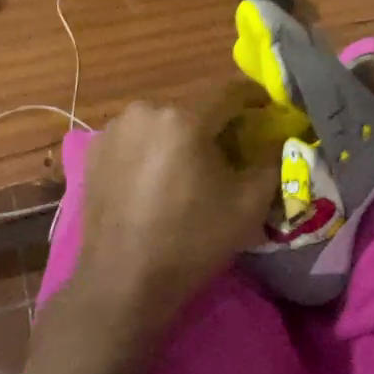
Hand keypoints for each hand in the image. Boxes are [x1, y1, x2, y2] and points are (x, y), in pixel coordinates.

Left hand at [71, 102, 279, 332]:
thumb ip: (272, 161)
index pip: (229, 91)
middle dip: (216, 123)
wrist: (122, 283)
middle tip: (233, 149)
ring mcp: (114, 128)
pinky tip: (158, 180)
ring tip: (192, 168)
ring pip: (163, 121)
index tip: (269, 109)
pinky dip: (153, 149)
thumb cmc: (190, 241)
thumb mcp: (248, 205)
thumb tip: (278, 140)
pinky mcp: (95, 150)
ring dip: (182, 135)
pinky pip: (137, 138)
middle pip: (194, 106)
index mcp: (184, 117)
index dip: (254, 97)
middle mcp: (145, 110)